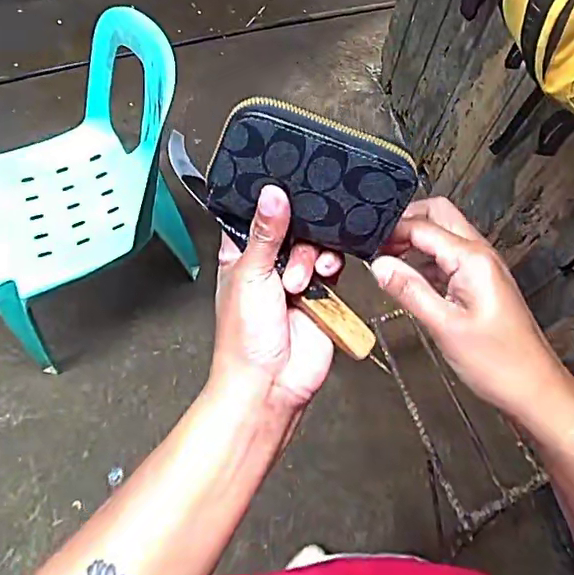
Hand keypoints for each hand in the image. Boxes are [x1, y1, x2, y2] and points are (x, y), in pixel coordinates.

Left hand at [207, 184, 337, 420]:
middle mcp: (267, 261)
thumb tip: (271, 195)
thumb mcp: (249, 274)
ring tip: (299, 278)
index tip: (282, 191)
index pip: (256, 214)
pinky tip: (323, 276)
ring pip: (314, 243)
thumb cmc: (243, 338)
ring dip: (311, 256)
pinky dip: (330, 266)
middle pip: (292, 225)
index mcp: (241, 253)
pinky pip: (332, 265)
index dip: (269, 203)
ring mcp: (295, 276)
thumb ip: (264, 233)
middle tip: (291, 248)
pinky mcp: (320, 291)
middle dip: (297, 232)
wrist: (271, 382)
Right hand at [369, 197, 573, 424]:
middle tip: (379, 244)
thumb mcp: (444, 326)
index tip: (368, 246)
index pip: (422, 226)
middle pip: (437, 214)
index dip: (391, 232)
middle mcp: (480, 255)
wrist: (535, 391)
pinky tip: (410, 280)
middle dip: (405, 222)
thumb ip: (408, 289)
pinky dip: (424, 259)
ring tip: (389, 262)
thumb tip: (378, 265)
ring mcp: (481, 267)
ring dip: (414, 240)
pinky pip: (447, 255)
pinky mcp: (479, 281)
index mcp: (473, 259)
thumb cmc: (501, 364)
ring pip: (442, 233)